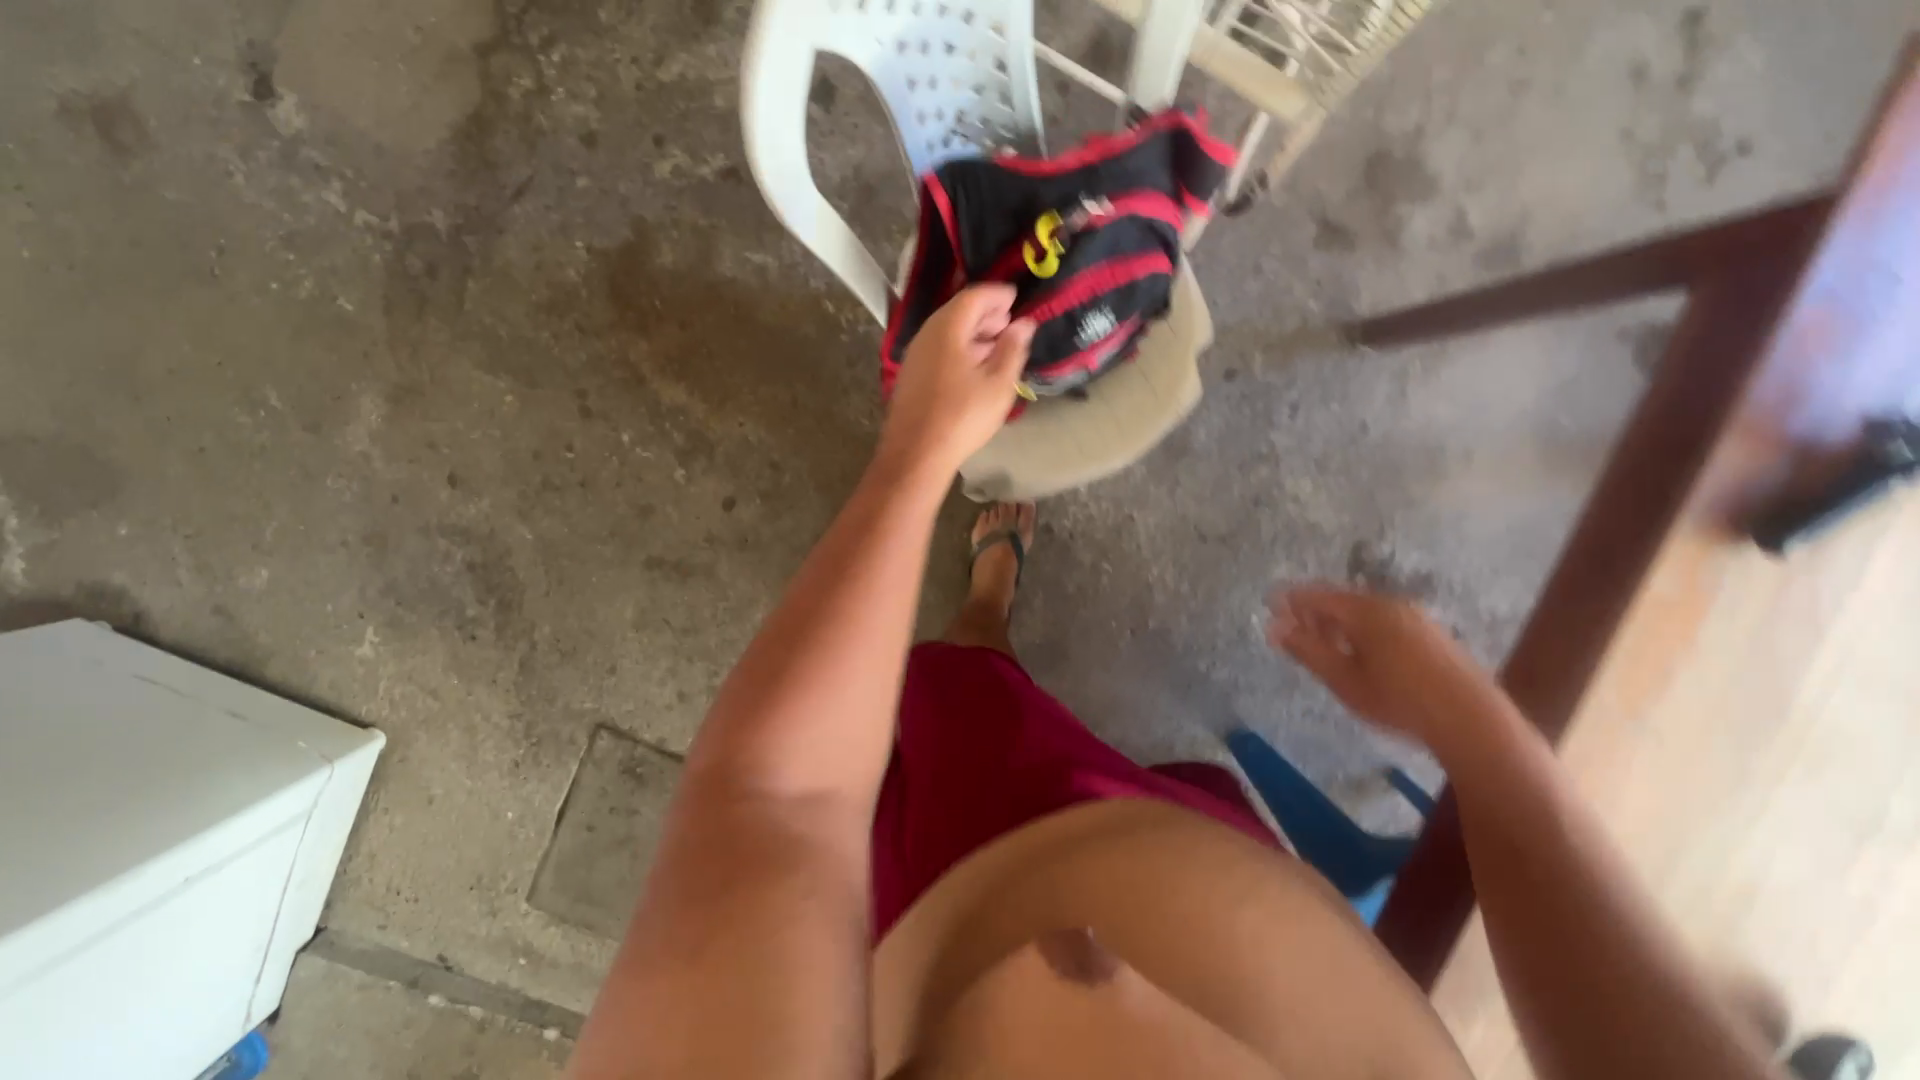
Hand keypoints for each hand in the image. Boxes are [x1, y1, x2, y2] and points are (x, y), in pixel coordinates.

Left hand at [878, 284, 1033, 475]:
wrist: (916, 454)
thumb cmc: (962, 416)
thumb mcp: (998, 384)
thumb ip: (1012, 349)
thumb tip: (1023, 324)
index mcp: (947, 329)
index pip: (973, 297)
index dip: (997, 294)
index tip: (1015, 298)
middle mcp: (926, 335)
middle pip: (957, 312)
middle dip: (985, 314)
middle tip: (1008, 322)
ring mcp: (915, 356)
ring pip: (947, 333)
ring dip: (973, 334)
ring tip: (996, 346)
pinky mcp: (911, 376)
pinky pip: (939, 350)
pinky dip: (959, 349)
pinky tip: (974, 368)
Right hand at [1267, 585, 1513, 750]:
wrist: (1470, 719)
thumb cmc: (1397, 700)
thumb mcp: (1343, 679)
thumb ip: (1307, 650)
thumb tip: (1274, 626)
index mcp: (1365, 611)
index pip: (1317, 595)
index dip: (1291, 600)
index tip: (1270, 608)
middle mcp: (1391, 605)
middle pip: (1342, 600)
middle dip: (1314, 612)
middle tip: (1294, 632)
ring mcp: (1416, 618)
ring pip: (1365, 612)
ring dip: (1339, 624)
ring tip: (1326, 648)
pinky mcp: (1432, 636)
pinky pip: (1385, 622)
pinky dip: (1363, 631)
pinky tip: (1363, 656)